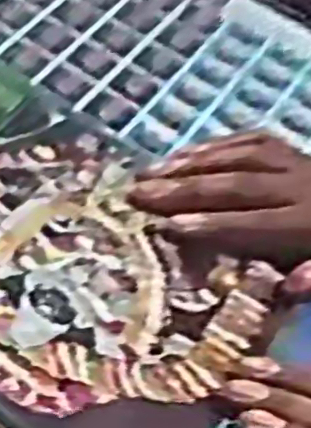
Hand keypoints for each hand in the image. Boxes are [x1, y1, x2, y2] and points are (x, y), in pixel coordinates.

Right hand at [128, 132, 310, 292]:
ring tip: (146, 173)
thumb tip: (295, 284)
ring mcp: (303, 166)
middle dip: (185, 189)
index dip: (209, 224)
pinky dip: (217, 146)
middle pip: (241, 185)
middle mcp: (307, 187)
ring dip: (193, 164)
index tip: (161, 227)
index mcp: (306, 224)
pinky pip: (259, 142)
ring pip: (248, 157)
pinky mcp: (295, 155)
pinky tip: (179, 156)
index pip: (254, 223)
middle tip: (134, 194)